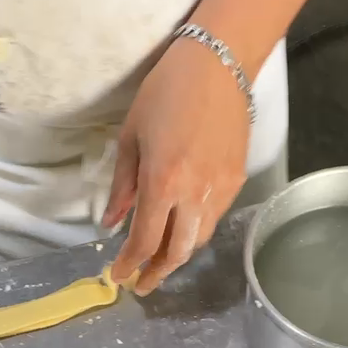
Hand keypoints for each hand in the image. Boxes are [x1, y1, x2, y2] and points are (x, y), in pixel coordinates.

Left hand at [106, 35, 251, 295]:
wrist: (219, 62)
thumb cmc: (166, 92)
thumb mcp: (131, 137)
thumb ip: (122, 187)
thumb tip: (111, 223)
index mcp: (162, 182)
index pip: (144, 240)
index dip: (129, 265)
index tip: (118, 277)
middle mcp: (194, 194)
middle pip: (177, 252)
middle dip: (157, 273)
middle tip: (142, 284)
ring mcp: (220, 189)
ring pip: (198, 239)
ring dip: (177, 255)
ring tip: (159, 259)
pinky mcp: (236, 180)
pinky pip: (213, 218)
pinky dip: (194, 231)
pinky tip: (182, 227)